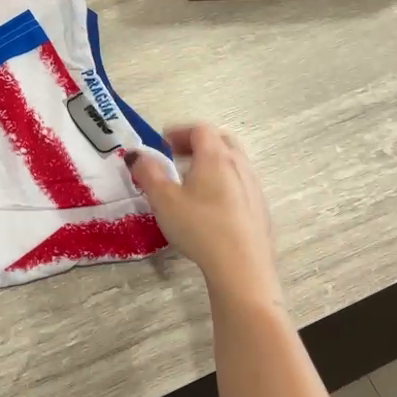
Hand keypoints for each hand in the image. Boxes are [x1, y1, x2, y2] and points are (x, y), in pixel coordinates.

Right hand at [127, 124, 278, 299]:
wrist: (241, 267)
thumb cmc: (199, 227)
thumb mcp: (163, 199)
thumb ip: (148, 173)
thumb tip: (137, 155)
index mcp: (215, 158)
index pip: (201, 130)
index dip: (180, 132)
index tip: (162, 143)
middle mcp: (239, 166)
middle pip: (222, 140)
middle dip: (198, 143)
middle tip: (177, 156)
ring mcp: (254, 187)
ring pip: (234, 162)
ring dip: (212, 162)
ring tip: (192, 182)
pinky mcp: (260, 209)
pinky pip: (241, 183)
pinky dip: (224, 182)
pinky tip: (211, 206)